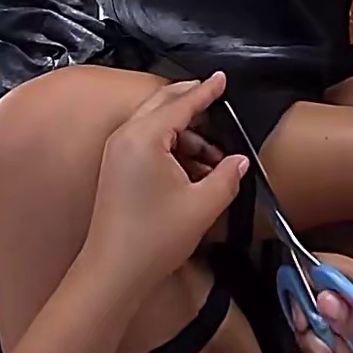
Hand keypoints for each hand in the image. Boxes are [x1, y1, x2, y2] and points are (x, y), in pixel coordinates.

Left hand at [78, 73, 247, 297]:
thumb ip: (227, 176)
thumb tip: (240, 160)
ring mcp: (116, 152)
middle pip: (162, 103)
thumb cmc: (154, 239)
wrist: (112, 274)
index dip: (206, 91)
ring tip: (213, 154)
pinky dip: (171, 144)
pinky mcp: (115, 167)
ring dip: (185, 130)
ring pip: (155, 122)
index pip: (181, 103)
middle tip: (215, 95)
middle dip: (191, 99)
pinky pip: (146, 140)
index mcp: (144, 138)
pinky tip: (193, 166)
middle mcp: (125, 137)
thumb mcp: (203, 205)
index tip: (221, 78)